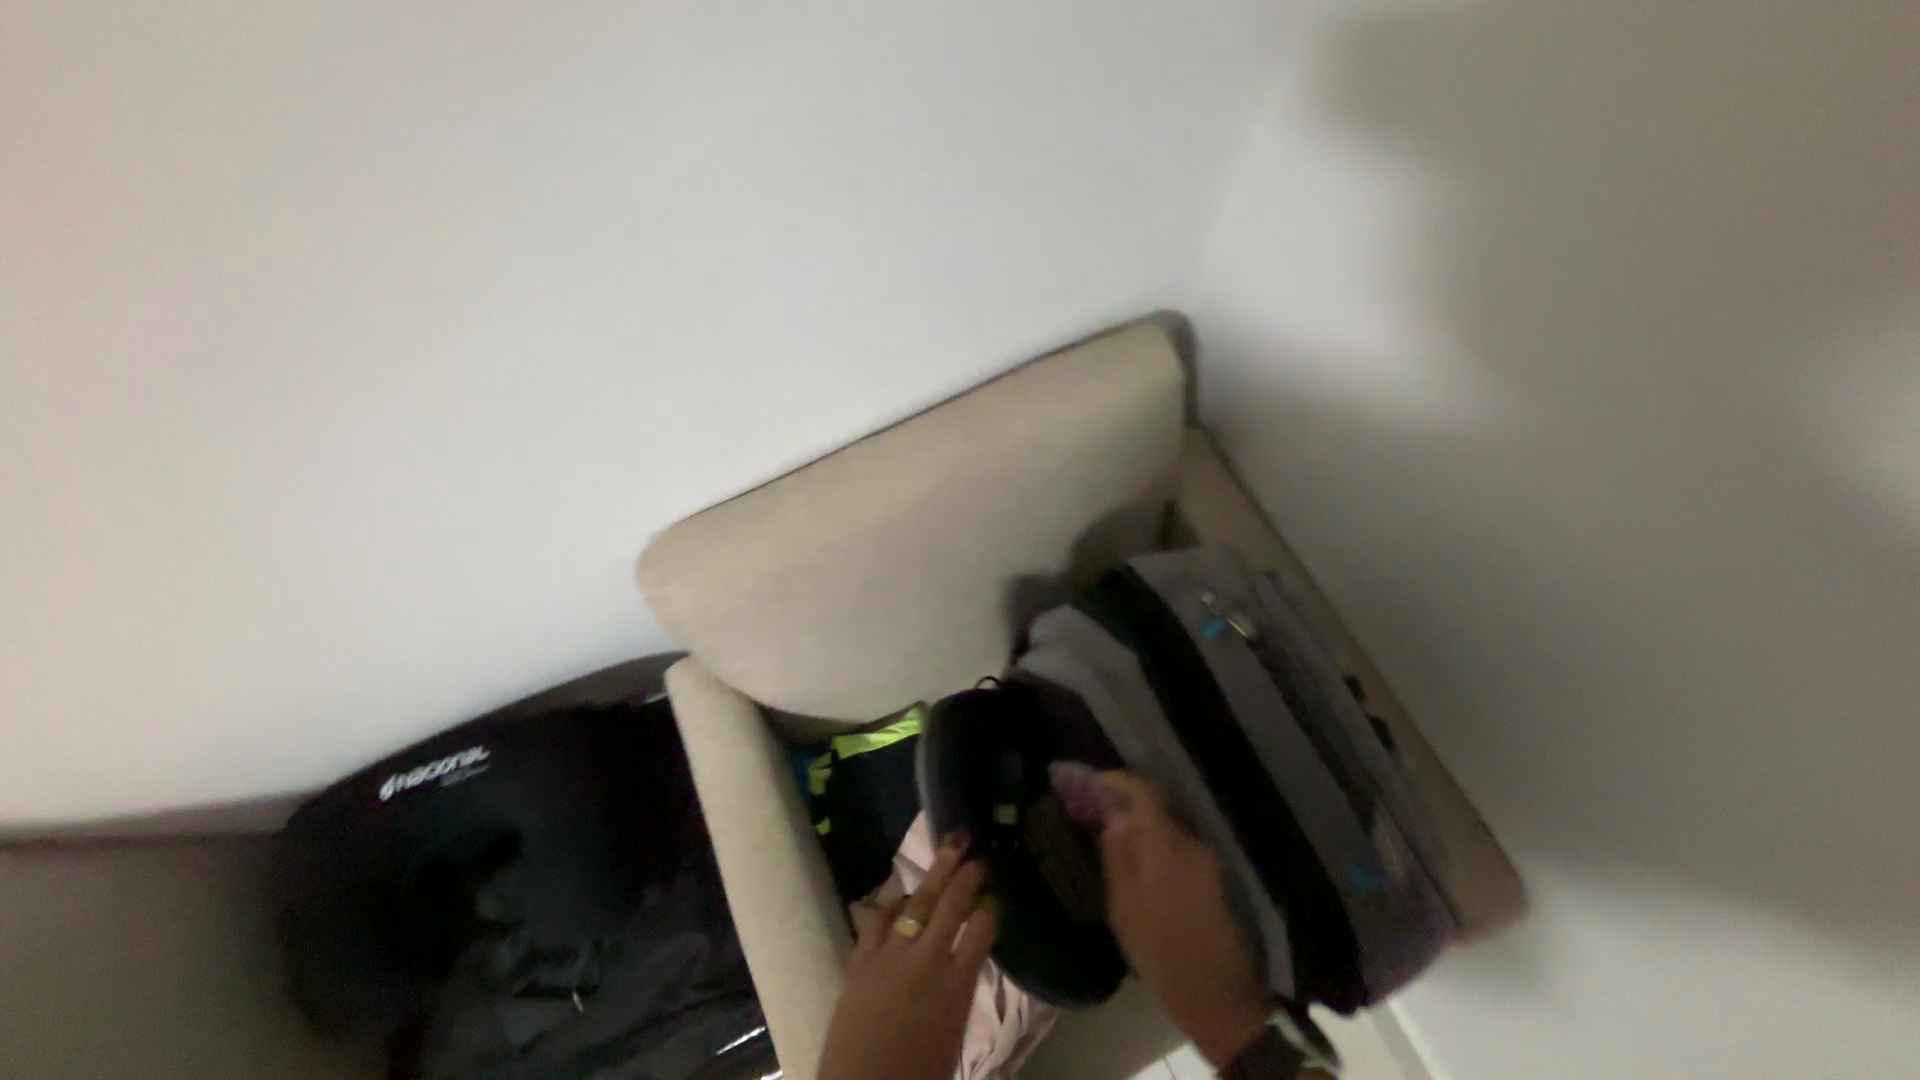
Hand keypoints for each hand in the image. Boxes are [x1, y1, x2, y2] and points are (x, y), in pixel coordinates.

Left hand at [816, 833, 997, 1079]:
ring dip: (936, 872)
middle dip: (967, 875)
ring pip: (918, 903)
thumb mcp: (952, 1035)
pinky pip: (879, 920)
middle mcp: (927, 962)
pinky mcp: (860, 960)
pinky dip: (893, 904)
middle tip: (976, 852)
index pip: (981, 931)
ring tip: (950, 847)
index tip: (994, 895)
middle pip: (952, 906)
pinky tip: (902, 895)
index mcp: (957, 987)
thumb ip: (957, 992)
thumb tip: (962, 962)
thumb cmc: (917, 1075)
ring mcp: (891, 956)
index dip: (988, 910)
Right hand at [1052, 765, 1271, 1066]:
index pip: (1139, 792)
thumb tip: (1110, 814)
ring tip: (1103, 814)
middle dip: (1120, 791)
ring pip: (1165, 814)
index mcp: (1166, 849)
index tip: (1079, 778)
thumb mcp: (1124, 910)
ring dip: (1135, 809)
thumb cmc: (1161, 957)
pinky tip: (1132, 838)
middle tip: (1087, 794)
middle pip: (1154, 798)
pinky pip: (1175, 833)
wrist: (1216, 996)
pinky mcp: (1210, 868)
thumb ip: (1117, 855)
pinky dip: (1151, 827)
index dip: (1109, 780)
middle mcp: (1190, 842)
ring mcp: (1205, 854)